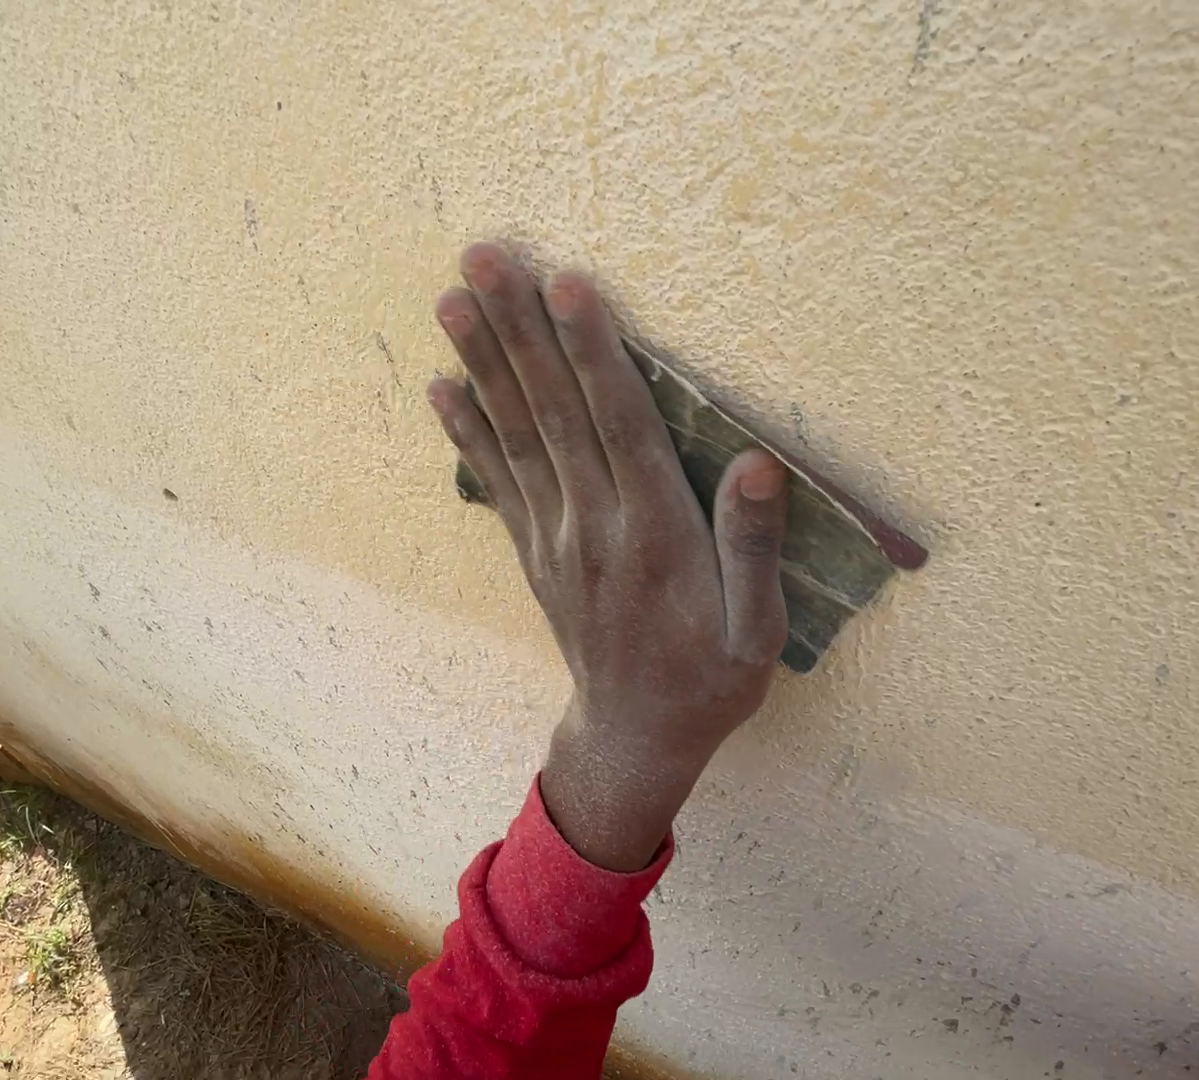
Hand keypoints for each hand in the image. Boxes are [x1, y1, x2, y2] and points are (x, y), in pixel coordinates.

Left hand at [427, 242, 789, 870]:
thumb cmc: (709, 680)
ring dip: (483, 366)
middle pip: (553, 414)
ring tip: (451, 301)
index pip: (619, 425)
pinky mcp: (533, 554)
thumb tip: (758, 463)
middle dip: (520, 332)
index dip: (593, 354)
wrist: (635, 735)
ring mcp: (553, 539)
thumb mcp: (758, 632)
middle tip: (483, 259)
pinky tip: (440, 387)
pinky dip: (466, 432)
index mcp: (655, 534)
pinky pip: (495, 482)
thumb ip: (754, 548)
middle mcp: (593, 525)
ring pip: (515, 437)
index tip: (565, 284)